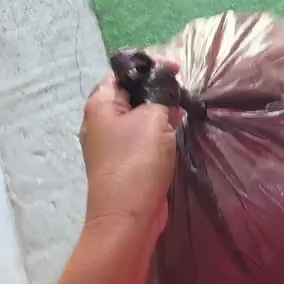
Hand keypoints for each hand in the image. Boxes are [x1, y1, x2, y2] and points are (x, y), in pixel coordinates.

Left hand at [79, 73, 177, 241]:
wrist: (128, 217)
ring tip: (183, 108)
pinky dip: (159, 130)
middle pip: (130, 93)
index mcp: (100, 104)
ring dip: (160, 111)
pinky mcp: (125, 162)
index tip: (176, 69)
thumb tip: (165, 95)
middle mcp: (101, 121)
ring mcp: (112, 143)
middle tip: (183, 88)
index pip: (122, 72)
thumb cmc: (136, 162)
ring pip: (139, 116)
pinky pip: (143, 136)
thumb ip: (160, 97)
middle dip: (157, 88)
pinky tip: (177, 130)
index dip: (149, 66)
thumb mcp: (153, 118)